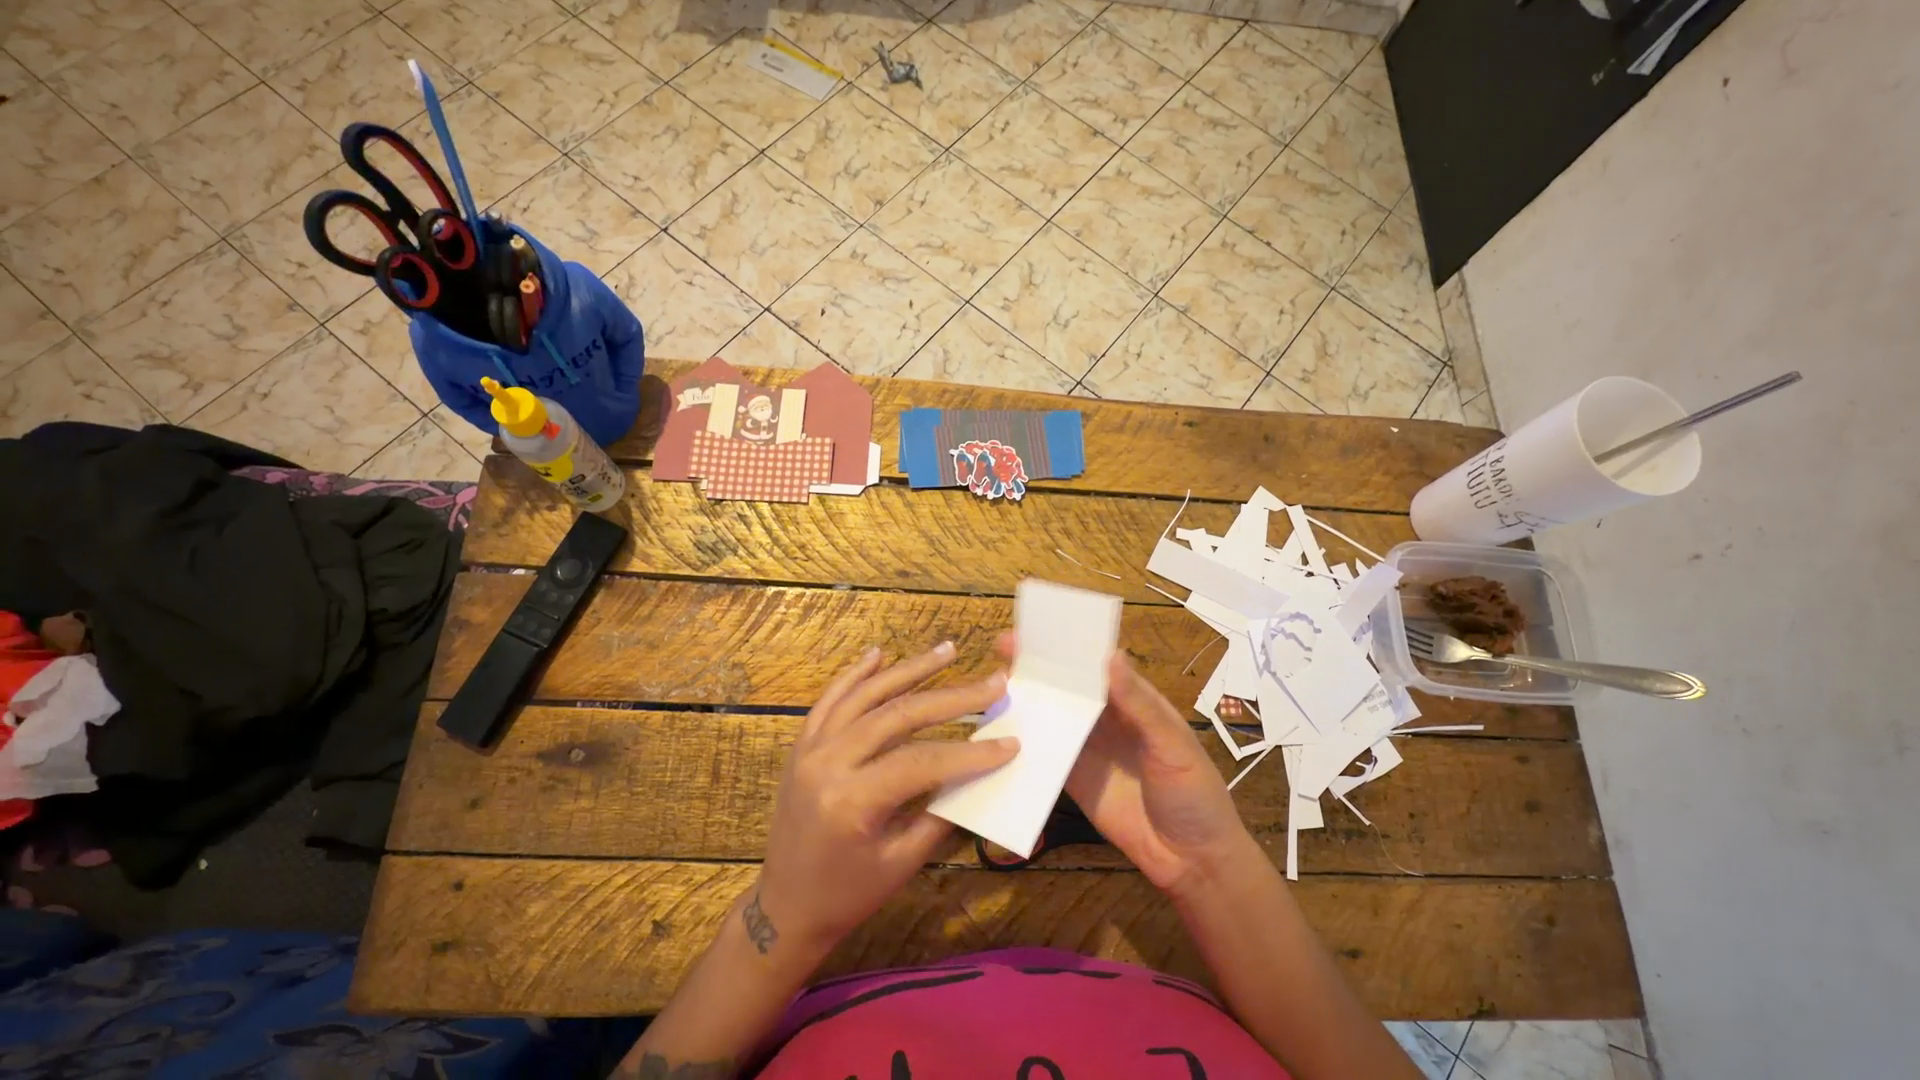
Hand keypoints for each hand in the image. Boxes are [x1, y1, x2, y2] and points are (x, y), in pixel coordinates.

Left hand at [754, 643, 1017, 958]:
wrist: (785, 908)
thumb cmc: (848, 895)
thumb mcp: (902, 862)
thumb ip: (941, 812)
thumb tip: (980, 773)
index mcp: (852, 801)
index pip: (923, 761)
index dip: (971, 752)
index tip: (1011, 742)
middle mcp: (827, 764)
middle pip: (898, 716)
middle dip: (951, 698)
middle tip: (993, 683)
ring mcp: (810, 750)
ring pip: (865, 696)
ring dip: (909, 671)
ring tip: (948, 651)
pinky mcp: (802, 747)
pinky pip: (830, 701)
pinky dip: (855, 675)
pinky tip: (879, 655)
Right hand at [999, 633, 1253, 897]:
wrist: (1191, 859)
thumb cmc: (1194, 793)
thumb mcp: (1173, 746)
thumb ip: (1139, 705)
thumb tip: (1109, 656)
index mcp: (1135, 700)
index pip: (1097, 663)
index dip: (1068, 646)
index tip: (1036, 630)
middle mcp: (1107, 718)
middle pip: (1068, 684)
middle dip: (1037, 665)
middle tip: (1001, 647)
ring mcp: (1087, 748)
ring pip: (1052, 714)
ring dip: (1026, 698)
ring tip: (990, 685)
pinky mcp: (1072, 778)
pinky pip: (1044, 753)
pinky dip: (1023, 741)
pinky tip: (996, 731)